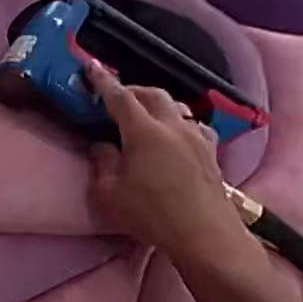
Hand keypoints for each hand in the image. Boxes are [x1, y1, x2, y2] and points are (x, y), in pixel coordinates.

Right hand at [85, 60, 256, 272]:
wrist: (205, 234)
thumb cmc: (153, 215)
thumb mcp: (111, 193)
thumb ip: (103, 163)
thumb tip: (101, 145)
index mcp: (144, 131)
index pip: (119, 97)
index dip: (103, 81)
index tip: (91, 67)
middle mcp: (173, 126)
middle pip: (152, 94)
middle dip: (132, 90)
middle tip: (117, 97)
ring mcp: (196, 137)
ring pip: (176, 106)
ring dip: (158, 104)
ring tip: (146, 114)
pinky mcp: (211, 152)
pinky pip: (194, 125)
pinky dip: (181, 122)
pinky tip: (178, 134)